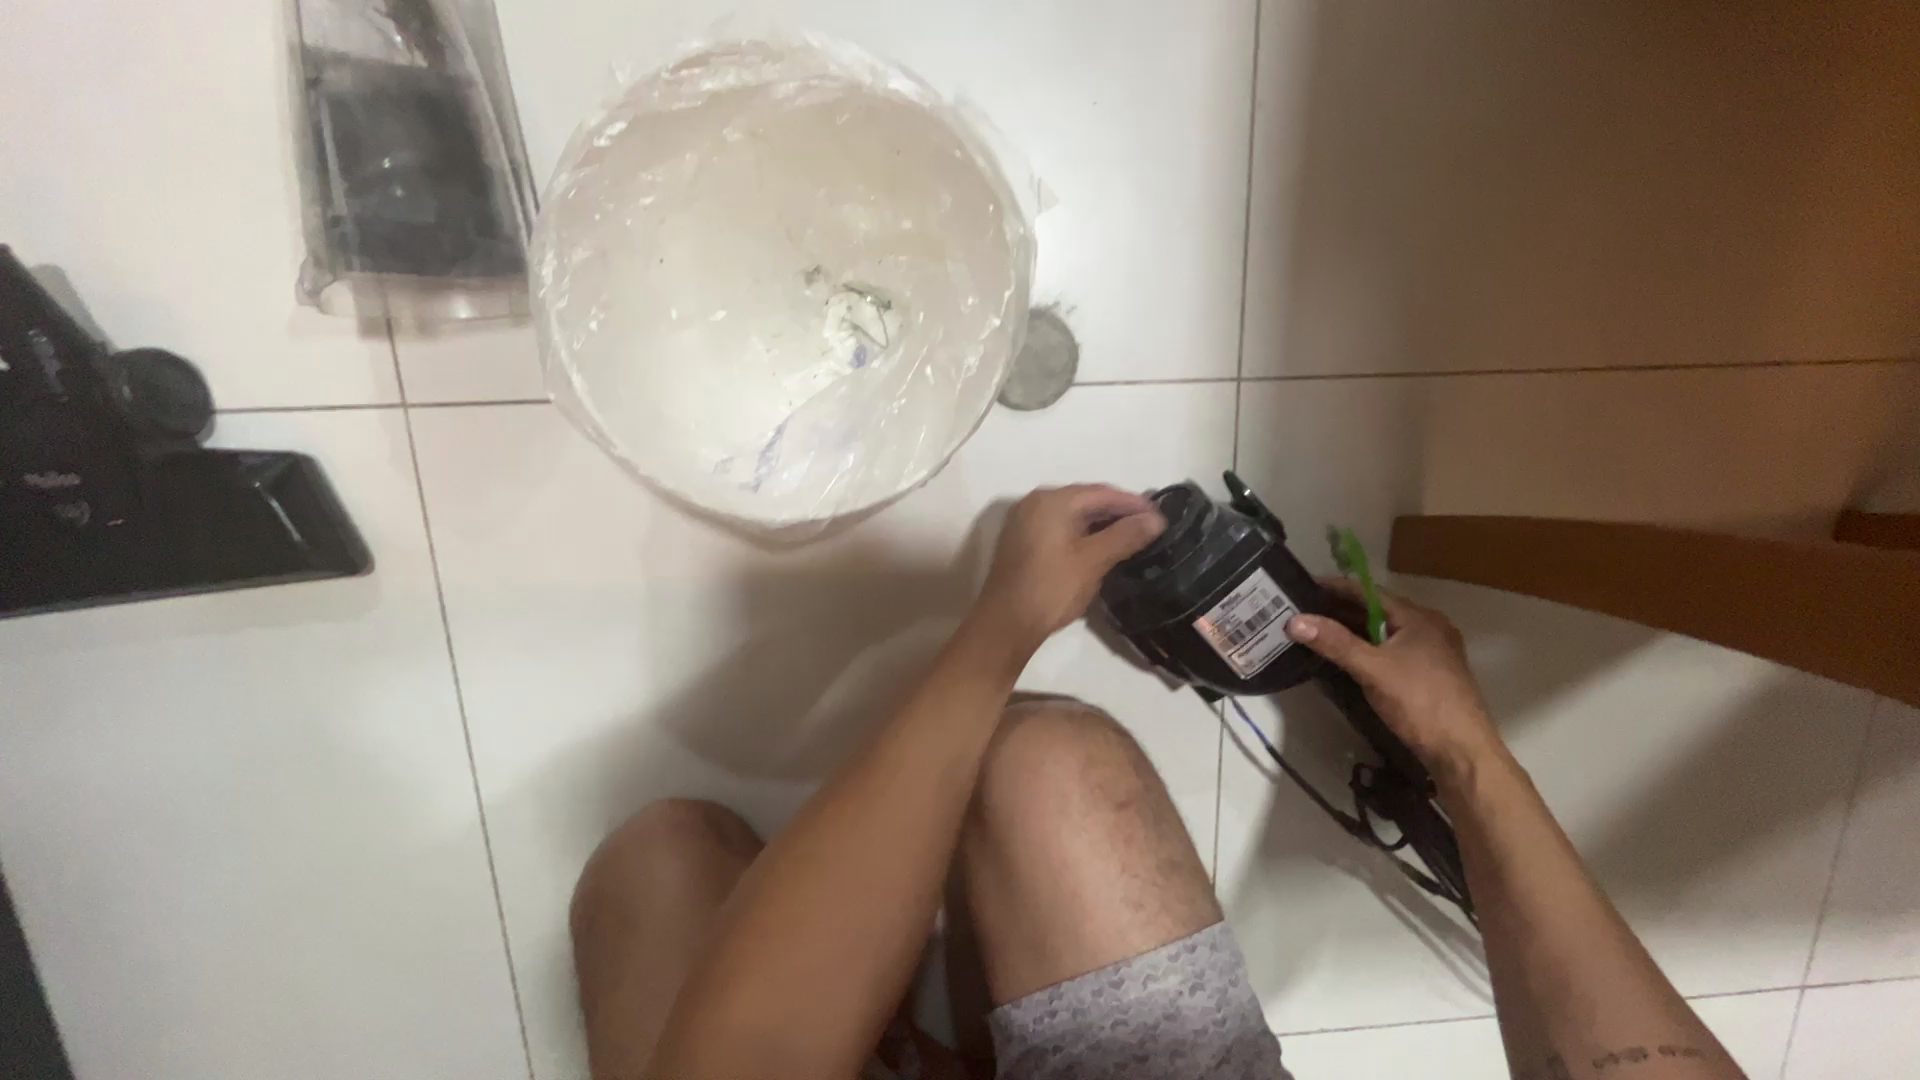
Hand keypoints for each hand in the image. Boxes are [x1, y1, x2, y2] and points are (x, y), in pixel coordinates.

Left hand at [973, 485, 1165, 652]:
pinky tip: (1100, 547)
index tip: (1162, 517)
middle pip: (1085, 499)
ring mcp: (1024, 521)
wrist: (1005, 624)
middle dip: (1118, 511)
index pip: (1101, 492)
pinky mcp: (1021, 541)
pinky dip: (1081, 533)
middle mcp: (1033, 502)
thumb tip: (1156, 519)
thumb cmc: (1051, 588)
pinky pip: (1058, 528)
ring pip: (1071, 515)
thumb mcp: (1093, 561)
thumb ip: (1125, 536)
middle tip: (1149, 526)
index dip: (1133, 503)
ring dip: (1100, 523)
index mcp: (1051, 500)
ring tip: (1131, 537)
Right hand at [1285, 578, 1507, 786]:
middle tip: (1302, 610)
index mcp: (1419, 618)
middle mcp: (1428, 628)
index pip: (1369, 592)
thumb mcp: (1372, 669)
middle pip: (1376, 610)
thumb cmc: (1420, 702)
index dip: (1335, 587)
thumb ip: (1334, 642)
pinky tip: (1343, 656)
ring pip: (1382, 632)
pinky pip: (1388, 650)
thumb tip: (1295, 621)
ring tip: (1315, 630)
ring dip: (1351, 630)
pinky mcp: (1427, 673)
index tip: (1303, 585)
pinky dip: (1364, 648)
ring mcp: (1430, 652)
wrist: (1461, 751)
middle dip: (1339, 610)